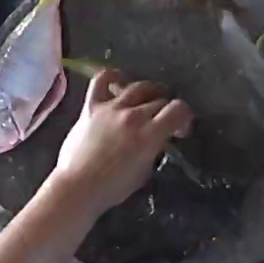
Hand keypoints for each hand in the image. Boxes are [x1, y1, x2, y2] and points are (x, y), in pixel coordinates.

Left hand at [50, 69, 193, 216]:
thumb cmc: (113, 187)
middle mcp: (133, 116)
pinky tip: (119, 79)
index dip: (185, 117)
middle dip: (167, 110)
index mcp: (150, 135)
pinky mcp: (92, 106)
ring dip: (150, 91)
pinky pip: (101, 80)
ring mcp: (111, 108)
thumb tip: (156, 138)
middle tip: (163, 121)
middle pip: (160, 101)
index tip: (180, 129)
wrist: (78, 186)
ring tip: (150, 98)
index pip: (179, 110)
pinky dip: (113, 75)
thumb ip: (153, 149)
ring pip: (138, 87)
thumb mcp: (144, 171)